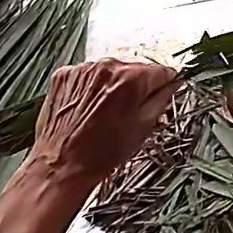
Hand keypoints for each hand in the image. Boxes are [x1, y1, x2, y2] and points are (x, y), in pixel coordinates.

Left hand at [0, 59, 177, 232]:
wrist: (60, 165)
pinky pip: (88, 75)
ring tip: (106, 114)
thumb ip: (162, 100)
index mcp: (130, 80)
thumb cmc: (100, 154)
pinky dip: (92, 87)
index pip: (161, 70)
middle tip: (132, 111)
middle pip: (135, 69)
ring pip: (111, 71)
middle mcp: (106, 68)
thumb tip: (172, 85)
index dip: (166, 84)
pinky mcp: (64, 75)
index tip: (163, 92)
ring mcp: (83, 70)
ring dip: (114, 86)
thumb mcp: (143, 129)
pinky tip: (90, 109)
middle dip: (138, 87)